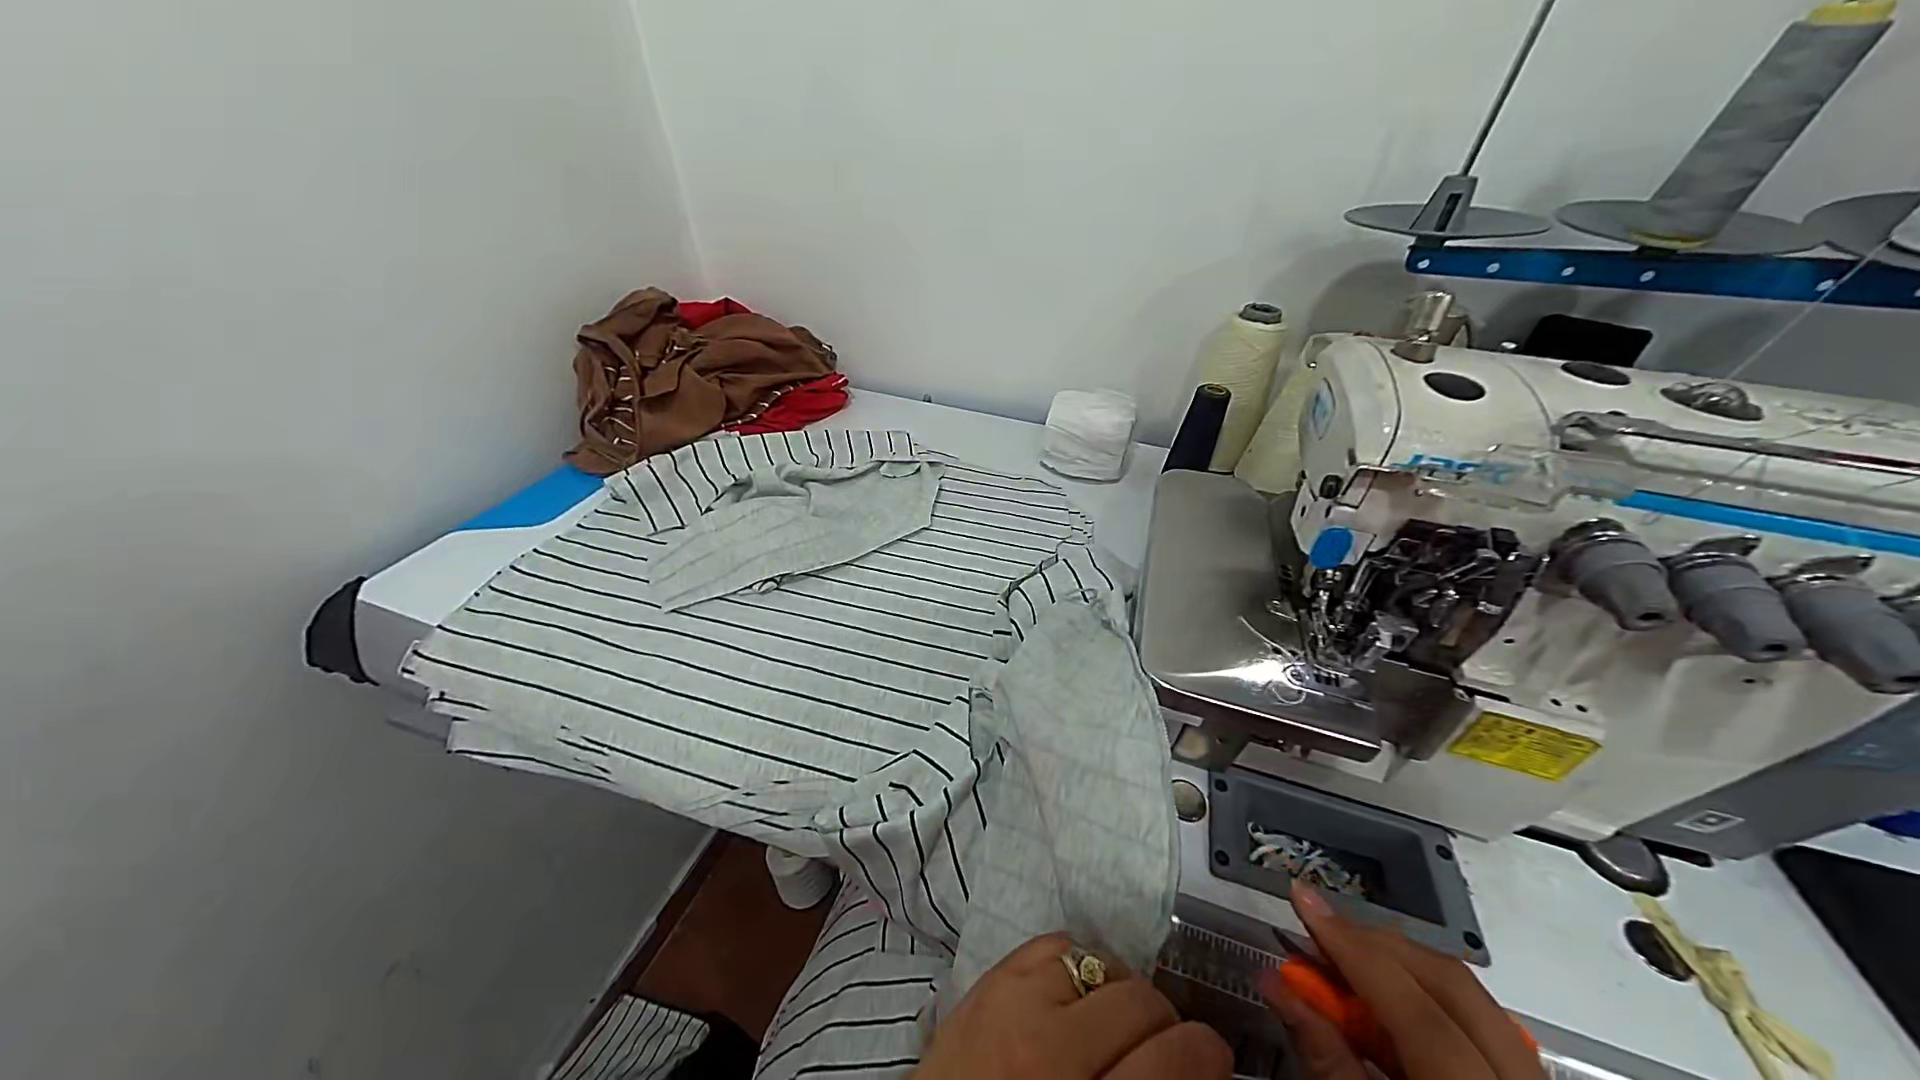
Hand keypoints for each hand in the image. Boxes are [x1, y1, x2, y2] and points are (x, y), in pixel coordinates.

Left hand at [912, 932, 1231, 1079]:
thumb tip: (1194, 1063)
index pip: (1171, 1059)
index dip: (1206, 1055)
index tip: (1213, 1057)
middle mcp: (1045, 1049)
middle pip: (1139, 1002)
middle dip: (1164, 1022)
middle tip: (1163, 1045)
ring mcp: (1009, 1003)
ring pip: (1099, 961)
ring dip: (1118, 991)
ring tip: (1114, 1021)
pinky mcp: (986, 978)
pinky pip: (1053, 944)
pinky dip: (1075, 966)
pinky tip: (1075, 996)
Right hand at [1261, 881, 1544, 1079]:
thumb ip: (1327, 1057)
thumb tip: (1278, 986)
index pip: (1413, 1004)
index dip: (1349, 945)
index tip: (1302, 898)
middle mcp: (1522, 1078)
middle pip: (1450, 980)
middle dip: (1375, 944)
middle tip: (1318, 931)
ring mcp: (1534, 1078)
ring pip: (1470, 992)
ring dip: (1398, 967)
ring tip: (1346, 969)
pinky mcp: (1530, 1077)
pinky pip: (1483, 1019)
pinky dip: (1428, 999)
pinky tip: (1389, 1009)